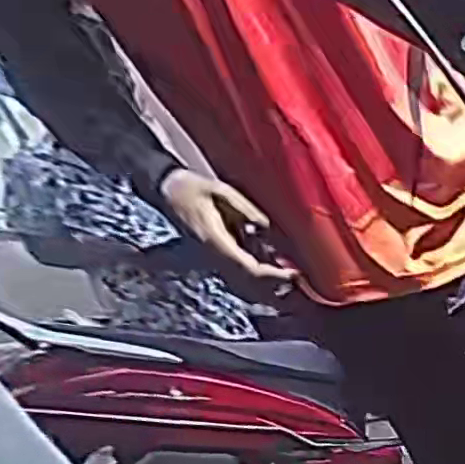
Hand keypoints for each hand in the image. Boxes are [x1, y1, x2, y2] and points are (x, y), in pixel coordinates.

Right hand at [159, 169, 296, 282]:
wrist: (163, 184)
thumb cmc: (191, 185)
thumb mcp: (219, 189)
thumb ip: (244, 208)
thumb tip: (267, 226)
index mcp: (215, 239)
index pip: (249, 267)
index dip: (274, 275)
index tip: (294, 273)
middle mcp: (215, 250)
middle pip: (251, 276)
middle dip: (277, 279)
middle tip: (301, 275)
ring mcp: (215, 251)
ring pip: (248, 273)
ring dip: (272, 275)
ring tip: (294, 270)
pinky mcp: (218, 248)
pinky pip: (244, 264)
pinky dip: (263, 266)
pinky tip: (279, 261)